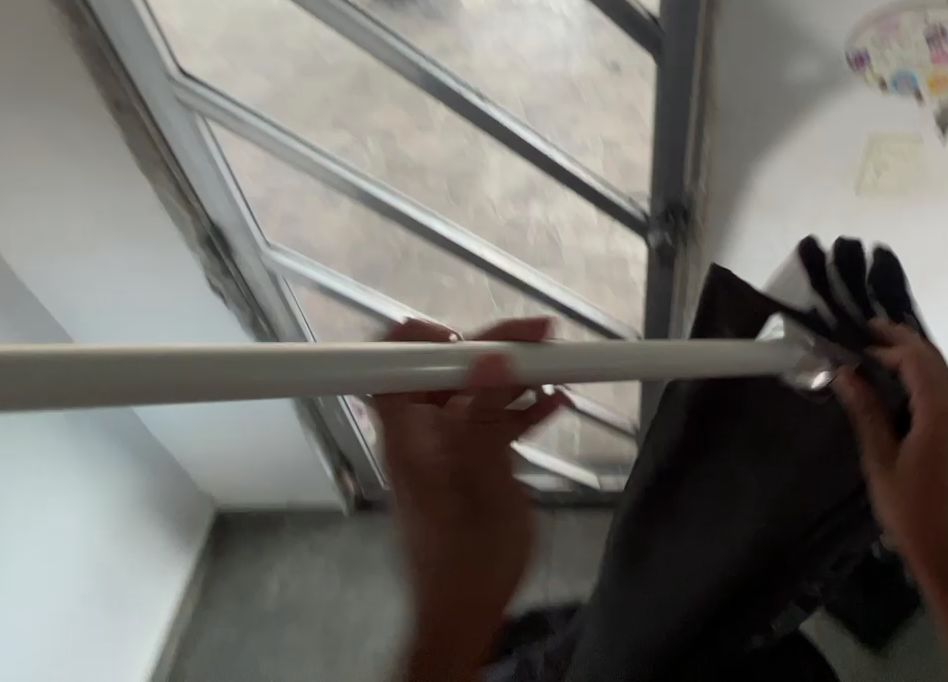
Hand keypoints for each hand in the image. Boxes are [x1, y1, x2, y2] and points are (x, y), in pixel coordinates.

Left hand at [372, 318, 567, 680]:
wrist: (468, 613)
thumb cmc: (468, 557)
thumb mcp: (482, 482)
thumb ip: (484, 416)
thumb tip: (488, 357)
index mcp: (409, 433)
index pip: (391, 364)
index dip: (422, 338)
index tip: (469, 333)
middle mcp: (421, 432)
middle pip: (446, 370)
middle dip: (491, 347)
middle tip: (540, 338)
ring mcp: (446, 446)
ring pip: (474, 391)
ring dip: (513, 374)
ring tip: (556, 367)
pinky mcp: (468, 461)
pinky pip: (492, 419)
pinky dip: (520, 406)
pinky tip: (554, 403)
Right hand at [836, 323, 947, 680]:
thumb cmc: (911, 510)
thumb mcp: (880, 459)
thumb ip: (865, 411)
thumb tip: (845, 372)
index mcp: (941, 412)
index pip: (915, 360)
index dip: (886, 346)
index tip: (855, 342)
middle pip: (933, 359)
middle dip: (902, 340)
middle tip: (868, 328)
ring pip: (943, 371)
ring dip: (914, 356)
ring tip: (880, 347)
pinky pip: (947, 388)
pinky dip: (925, 374)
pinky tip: (903, 379)